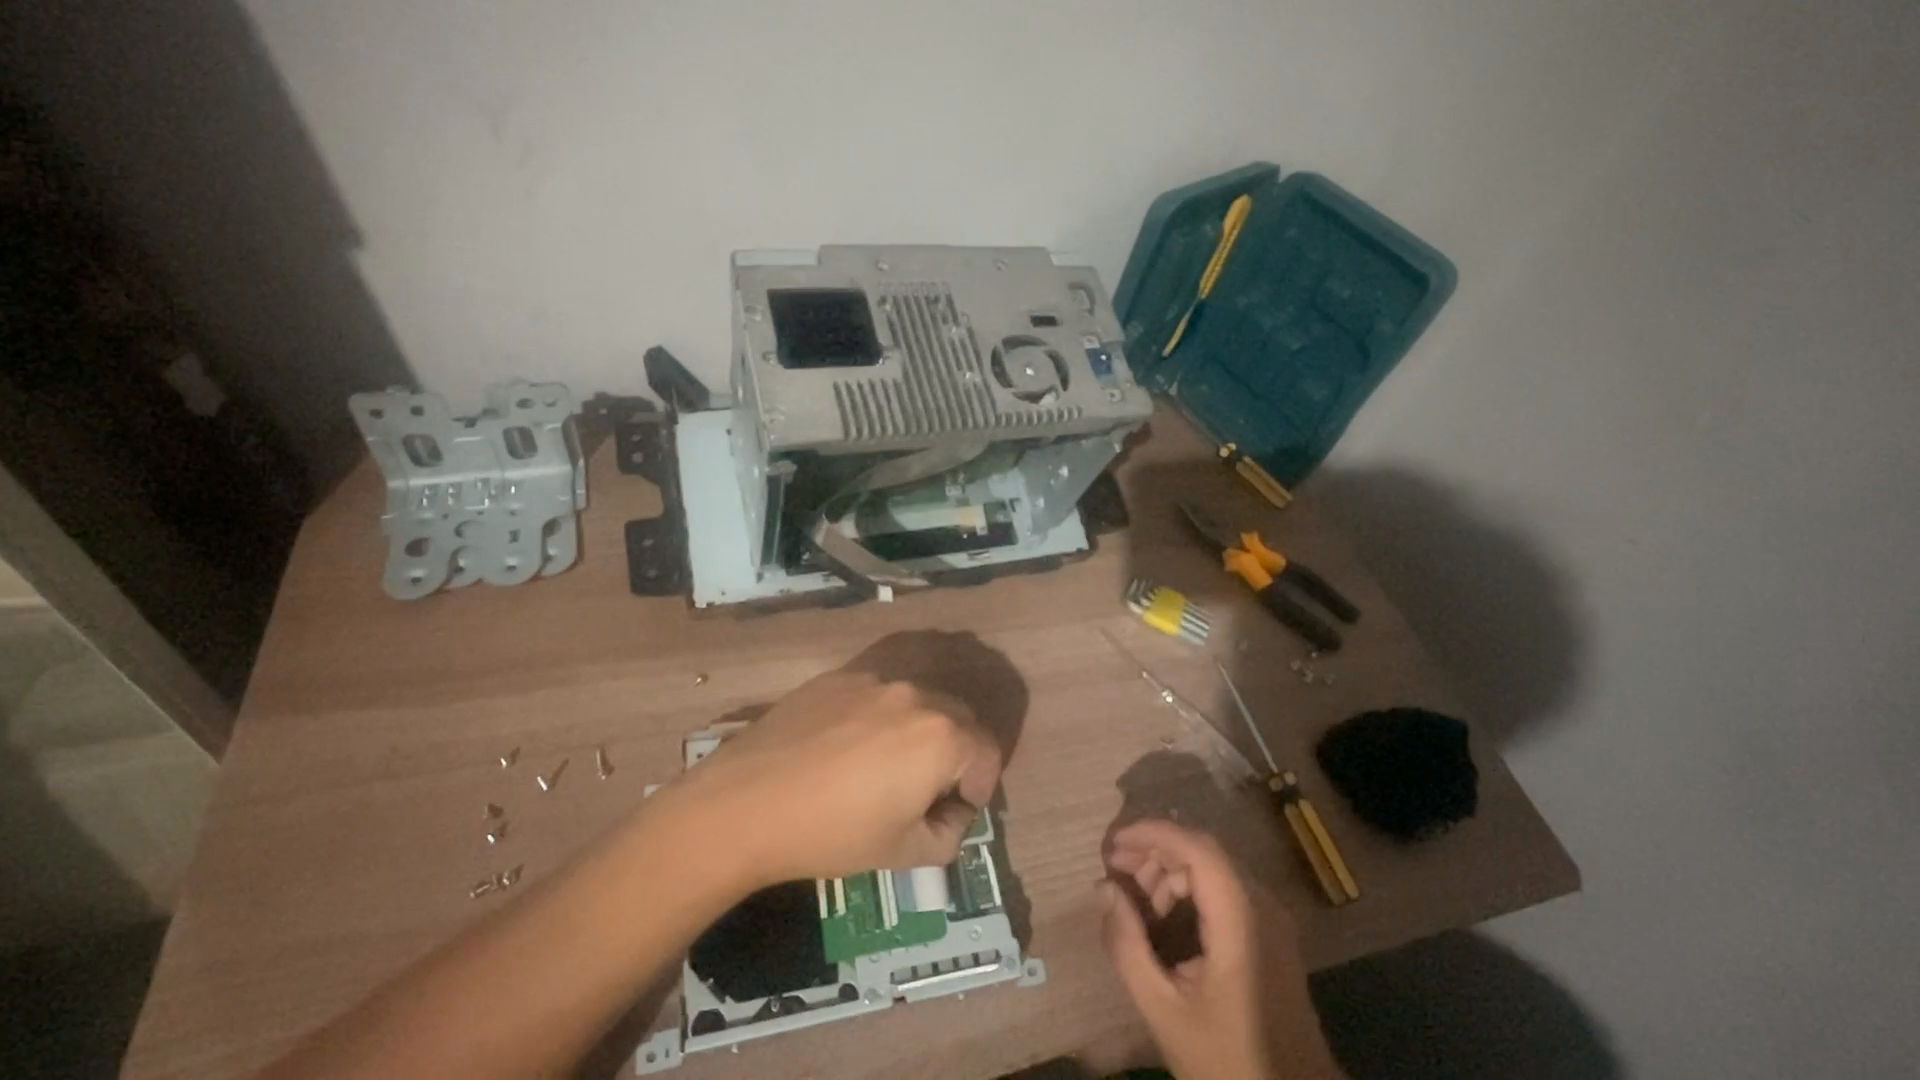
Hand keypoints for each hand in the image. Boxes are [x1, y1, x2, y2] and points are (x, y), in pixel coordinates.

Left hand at [663, 670, 1001, 886]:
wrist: (745, 804)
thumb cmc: (832, 833)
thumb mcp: (904, 853)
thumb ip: (950, 833)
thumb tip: (952, 811)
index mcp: (943, 736)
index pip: (988, 752)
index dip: (980, 787)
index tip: (954, 811)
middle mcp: (916, 695)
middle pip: (960, 718)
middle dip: (956, 753)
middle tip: (925, 790)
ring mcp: (874, 679)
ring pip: (920, 700)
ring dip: (921, 729)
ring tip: (888, 765)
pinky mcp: (837, 676)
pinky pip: (879, 691)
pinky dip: (883, 714)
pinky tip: (850, 746)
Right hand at [1101, 820, 1339, 1079]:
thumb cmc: (1227, 1058)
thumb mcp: (1163, 1010)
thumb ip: (1128, 946)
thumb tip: (1104, 890)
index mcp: (1241, 921)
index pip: (1198, 849)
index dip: (1153, 834)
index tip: (1112, 844)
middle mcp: (1264, 907)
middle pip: (1206, 853)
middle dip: (1155, 852)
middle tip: (1113, 871)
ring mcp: (1273, 920)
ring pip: (1216, 869)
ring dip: (1171, 871)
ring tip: (1131, 898)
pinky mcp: (1272, 935)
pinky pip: (1228, 891)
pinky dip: (1191, 890)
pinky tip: (1163, 915)